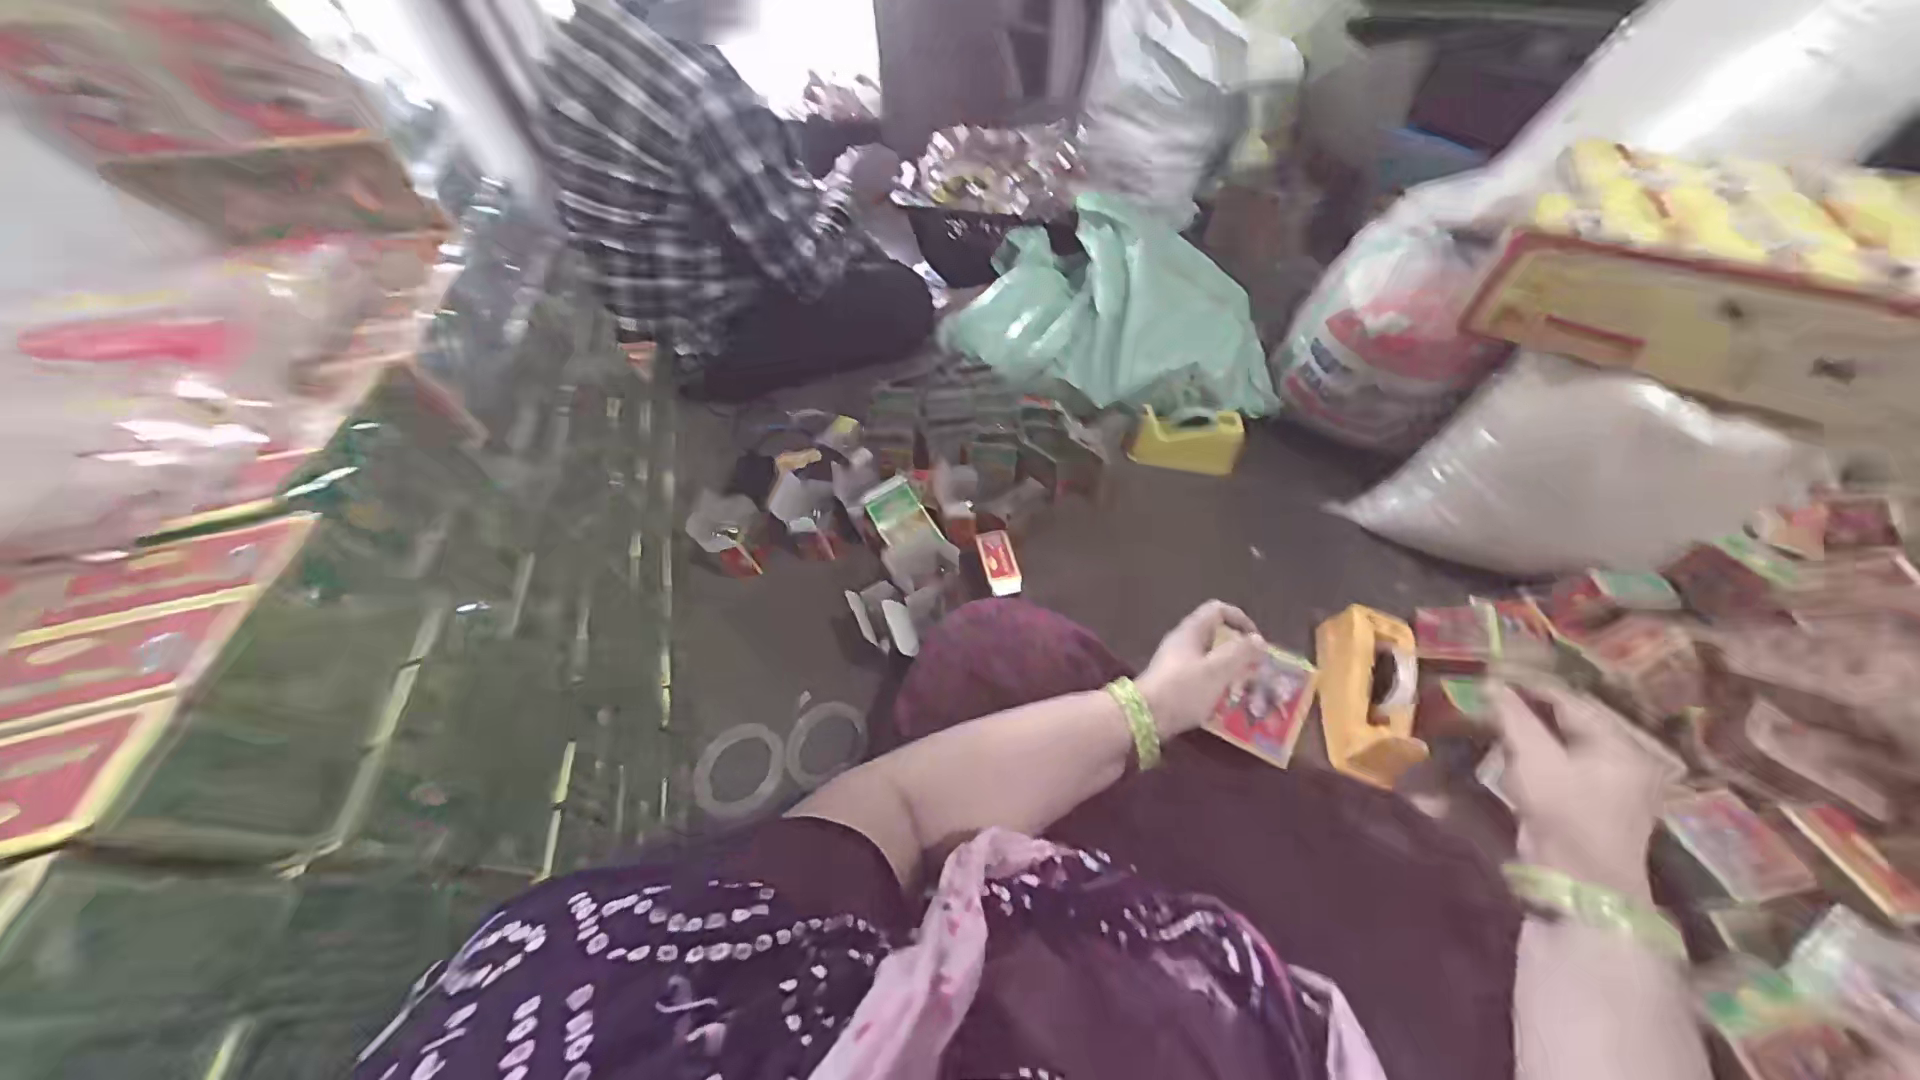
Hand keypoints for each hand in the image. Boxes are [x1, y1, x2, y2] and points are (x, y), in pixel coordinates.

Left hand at [1137, 601, 1268, 737]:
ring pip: (1213, 660)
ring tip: (1245, 692)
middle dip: (1240, 653)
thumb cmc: (1183, 689)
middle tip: (1255, 673)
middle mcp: (1183, 642)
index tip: (1257, 642)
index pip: (1218, 610)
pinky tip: (1228, 703)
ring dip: (1231, 673)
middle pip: (1218, 637)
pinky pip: (1204, 677)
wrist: (1145, 717)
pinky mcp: (1176, 682)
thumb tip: (1257, 639)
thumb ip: (1240, 652)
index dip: (1241, 620)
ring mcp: (1178, 663)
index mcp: (1190, 631)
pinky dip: (1218, 686)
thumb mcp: (1217, 670)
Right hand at [1490, 681, 1667, 900]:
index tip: (1492, 672)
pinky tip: (1514, 743)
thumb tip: (1491, 682)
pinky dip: (1538, 745)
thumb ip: (1513, 715)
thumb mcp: (1533, 756)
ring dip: (1532, 724)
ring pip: (1566, 738)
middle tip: (1491, 691)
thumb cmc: (1564, 808)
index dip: (1529, 684)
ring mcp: (1614, 780)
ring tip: (1496, 712)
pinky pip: (1564, 758)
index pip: (1570, 700)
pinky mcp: (1595, 798)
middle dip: (1530, 703)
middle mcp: (1626, 757)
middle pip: (1571, 717)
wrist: (1581, 876)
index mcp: (1621, 743)